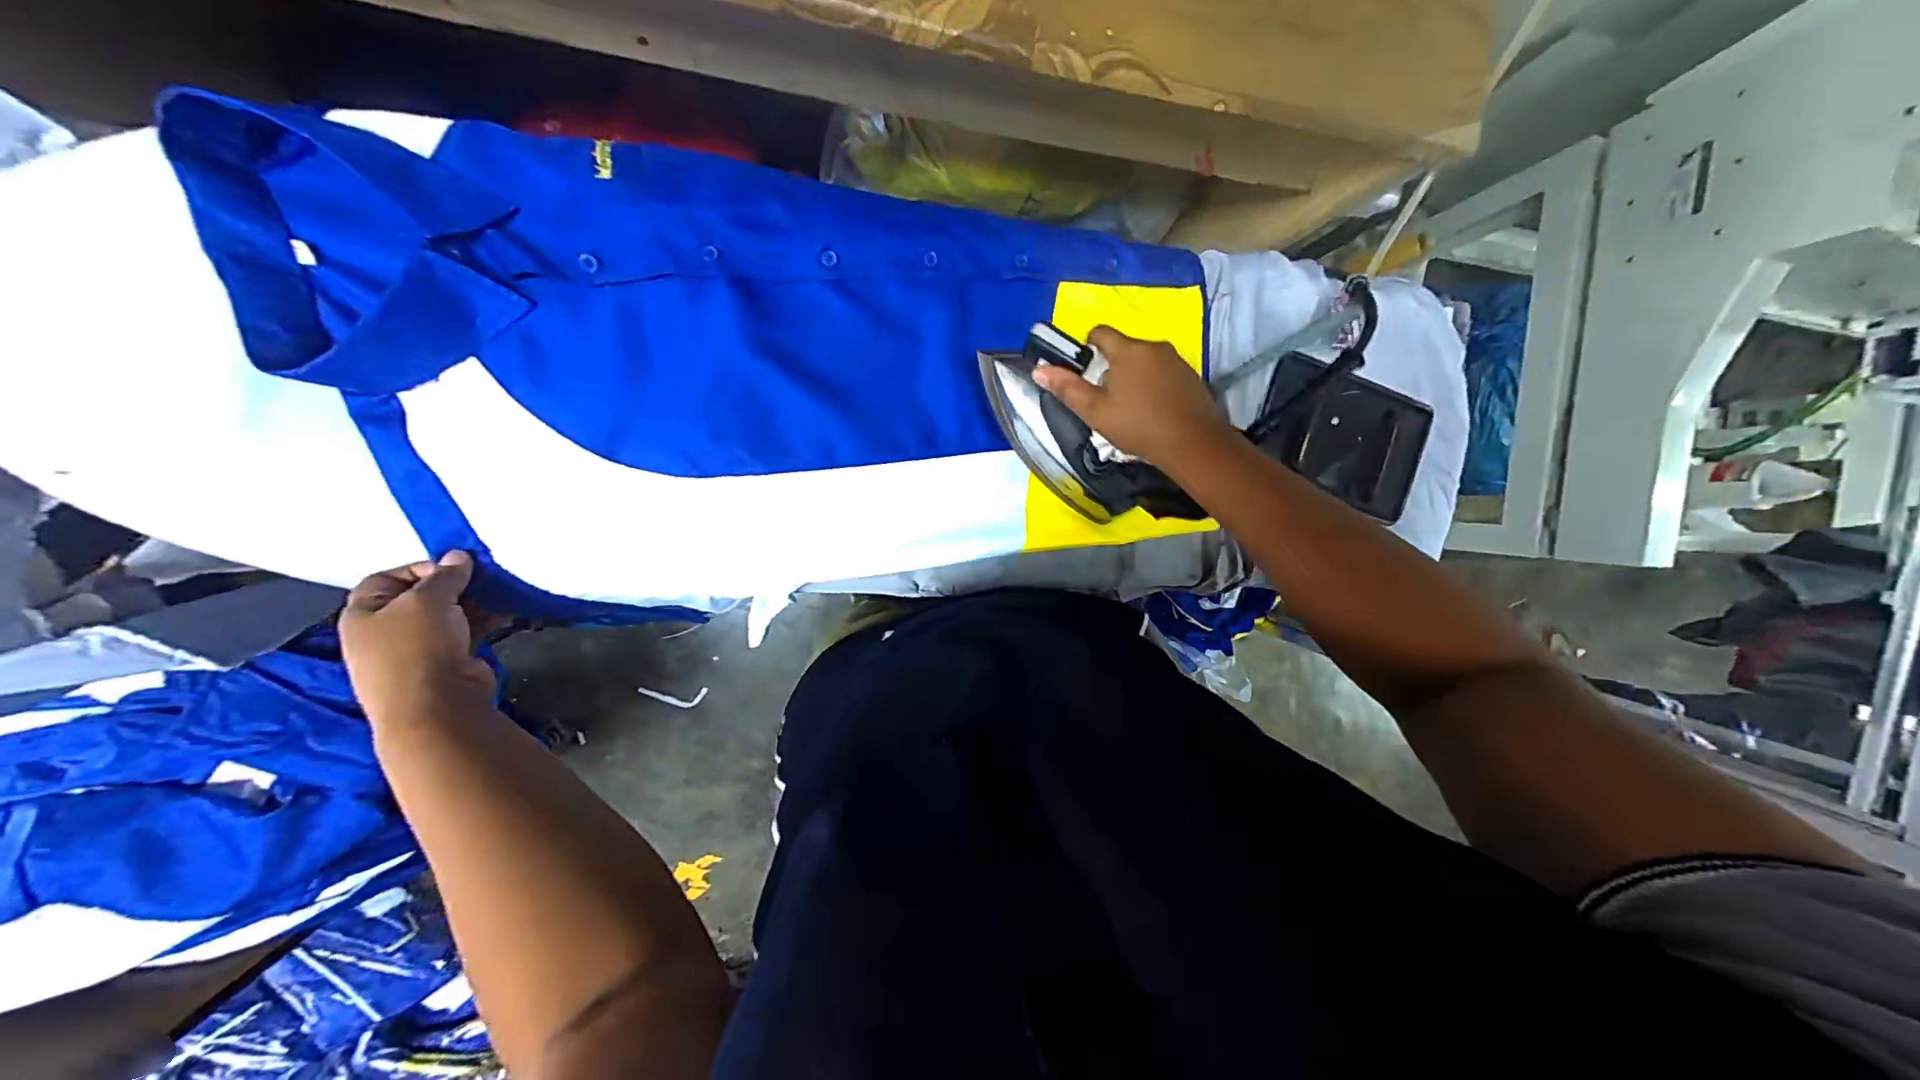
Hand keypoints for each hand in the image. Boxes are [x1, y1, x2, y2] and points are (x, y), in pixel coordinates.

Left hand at [340, 551, 499, 722]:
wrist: (435, 707)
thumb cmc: (417, 646)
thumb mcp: (428, 599)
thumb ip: (446, 575)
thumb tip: (458, 556)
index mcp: (363, 614)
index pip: (387, 578)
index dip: (421, 569)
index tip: (454, 568)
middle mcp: (385, 632)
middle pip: (421, 597)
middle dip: (454, 586)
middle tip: (482, 579)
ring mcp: (416, 651)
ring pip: (447, 616)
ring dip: (473, 603)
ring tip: (500, 593)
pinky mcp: (446, 664)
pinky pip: (464, 634)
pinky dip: (483, 621)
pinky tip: (505, 611)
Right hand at [1030, 325, 1233, 467]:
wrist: (1193, 444)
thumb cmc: (1138, 426)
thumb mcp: (1095, 411)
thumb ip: (1067, 388)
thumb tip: (1040, 370)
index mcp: (1127, 350)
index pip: (1100, 332)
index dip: (1087, 346)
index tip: (1084, 370)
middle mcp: (1154, 347)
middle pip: (1124, 348)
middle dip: (1112, 366)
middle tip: (1105, 397)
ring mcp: (1177, 360)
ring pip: (1146, 361)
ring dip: (1135, 376)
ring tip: (1130, 407)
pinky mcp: (1192, 377)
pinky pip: (1165, 373)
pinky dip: (1155, 385)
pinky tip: (1153, 411)